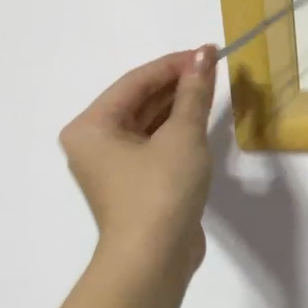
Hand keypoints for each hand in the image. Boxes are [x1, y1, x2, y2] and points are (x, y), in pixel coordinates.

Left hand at [59, 47, 218, 276]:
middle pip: (139, 100)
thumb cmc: (160, 190)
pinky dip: (177, 129)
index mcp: (91, 126)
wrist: (153, 256)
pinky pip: (154, 143)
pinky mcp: (134, 182)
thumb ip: (194, 94)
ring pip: (148, 122)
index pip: (136, 81)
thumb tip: (204, 56)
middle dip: (177, 83)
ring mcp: (112, 165)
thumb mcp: (183, 136)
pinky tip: (202, 120)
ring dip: (179, 105)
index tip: (211, 51)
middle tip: (216, 68)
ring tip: (213, 89)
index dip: (175, 64)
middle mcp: (93, 142)